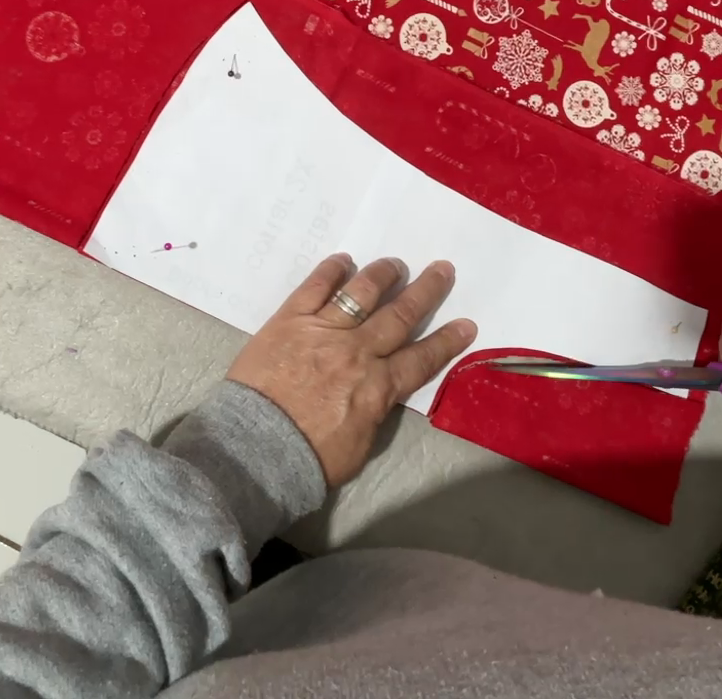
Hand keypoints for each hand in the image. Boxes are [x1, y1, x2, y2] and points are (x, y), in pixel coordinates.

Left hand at [227, 254, 477, 486]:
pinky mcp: (290, 320)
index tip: (467, 323)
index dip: (446, 341)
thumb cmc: (308, 459)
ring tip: (395, 263)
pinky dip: (331, 271)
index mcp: (378, 387)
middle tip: (442, 269)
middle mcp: (357, 351)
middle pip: (399, 315)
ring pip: (361, 293)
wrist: (254, 450)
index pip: (421, 359)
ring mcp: (323, 330)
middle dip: (425, 291)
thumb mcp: (359, 446)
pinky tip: (344, 260)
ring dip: (382, 274)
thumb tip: (382, 393)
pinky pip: (314, 287)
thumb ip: (375, 412)